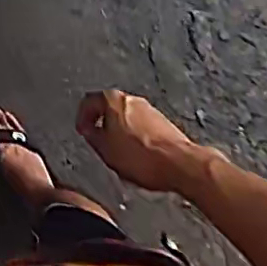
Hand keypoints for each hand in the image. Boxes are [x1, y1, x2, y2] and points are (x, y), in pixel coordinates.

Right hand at [75, 90, 213, 194]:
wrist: (184, 167)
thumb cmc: (144, 156)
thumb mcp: (104, 148)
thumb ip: (91, 136)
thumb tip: (90, 132)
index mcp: (111, 98)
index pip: (88, 103)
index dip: (82, 119)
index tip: (83, 131)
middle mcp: (132, 100)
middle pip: (110, 111)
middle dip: (105, 127)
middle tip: (102, 144)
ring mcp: (152, 113)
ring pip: (129, 122)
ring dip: (124, 136)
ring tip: (124, 157)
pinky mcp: (168, 127)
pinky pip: (146, 132)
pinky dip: (141, 143)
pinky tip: (143, 160)